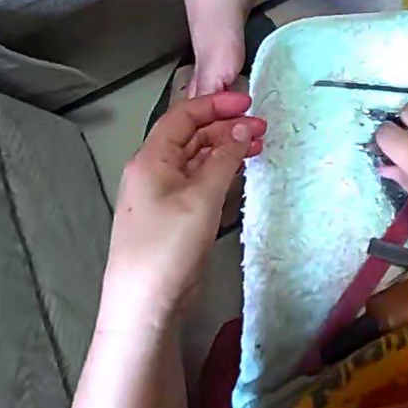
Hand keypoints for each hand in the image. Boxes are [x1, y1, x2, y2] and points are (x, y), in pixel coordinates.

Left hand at [107, 91, 264, 311]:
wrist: (145, 304)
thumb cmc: (168, 245)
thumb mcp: (201, 197)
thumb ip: (224, 158)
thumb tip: (242, 127)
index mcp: (151, 158)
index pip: (184, 115)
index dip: (216, 104)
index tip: (248, 103)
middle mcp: (153, 171)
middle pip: (191, 136)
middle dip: (226, 127)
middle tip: (262, 128)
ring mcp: (163, 194)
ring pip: (197, 159)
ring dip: (226, 149)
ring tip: (258, 147)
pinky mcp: (173, 215)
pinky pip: (198, 181)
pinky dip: (220, 172)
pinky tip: (240, 172)